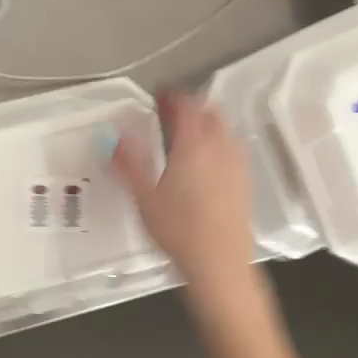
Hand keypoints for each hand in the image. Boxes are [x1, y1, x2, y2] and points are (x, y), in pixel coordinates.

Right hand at [111, 91, 255, 291]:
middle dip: (190, 106)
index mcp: (193, 145)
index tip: (158, 94)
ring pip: (224, 128)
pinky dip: (218, 140)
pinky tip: (206, 158)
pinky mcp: (244, 181)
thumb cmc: (178, 229)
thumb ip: (128, 162)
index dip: (172, 96)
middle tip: (170, 110)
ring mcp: (237, 164)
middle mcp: (220, 148)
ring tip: (187, 130)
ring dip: (206, 121)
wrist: (219, 263)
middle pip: (209, 113)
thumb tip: (113, 135)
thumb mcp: (144, 197)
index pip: (186, 106)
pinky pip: (232, 146)